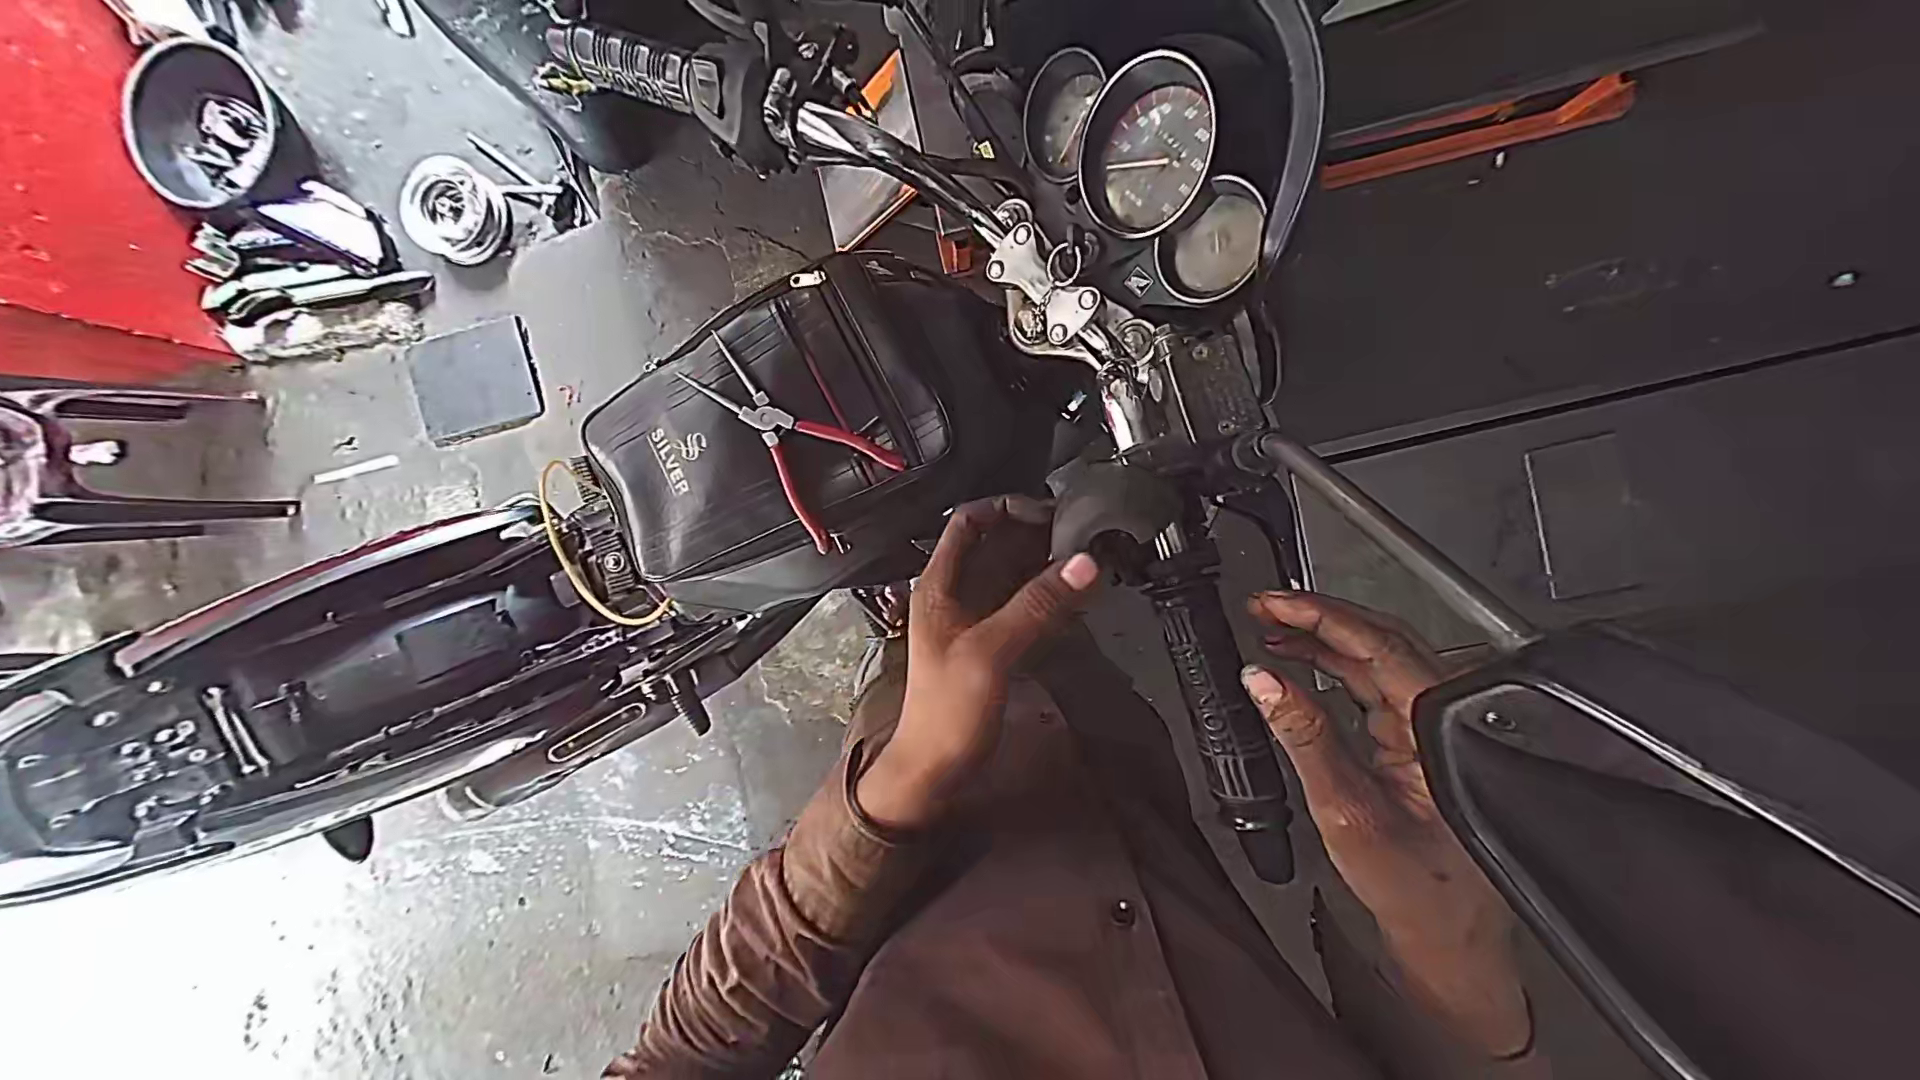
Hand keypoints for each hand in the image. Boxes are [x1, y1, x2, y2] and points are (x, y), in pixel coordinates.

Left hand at [856, 497, 1100, 830]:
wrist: (936, 769)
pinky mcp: (995, 642)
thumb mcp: (990, 652)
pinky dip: (1049, 593)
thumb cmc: (946, 713)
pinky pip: (1025, 604)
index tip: (1049, 512)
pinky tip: (1077, 595)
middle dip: (1036, 534)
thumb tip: (1082, 562)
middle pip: (997, 545)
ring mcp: (977, 618)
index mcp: (940, 586)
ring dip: (1047, 563)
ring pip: (1014, 574)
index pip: (967, 523)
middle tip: (1081, 534)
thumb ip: (1036, 606)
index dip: (1005, 507)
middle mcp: (957, 594)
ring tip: (1087, 557)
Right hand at [1241, 591, 1531, 1058]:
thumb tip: (1262, 680)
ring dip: (1321, 637)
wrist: (1446, 933)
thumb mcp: (1343, 809)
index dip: (1322, 616)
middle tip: (1265, 605)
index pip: (1381, 646)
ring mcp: (1431, 724)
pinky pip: (1371, 680)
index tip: (1276, 603)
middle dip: (1318, 615)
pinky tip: (1301, 658)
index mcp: (1440, 729)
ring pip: (1377, 656)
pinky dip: (1331, 663)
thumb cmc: (1415, 886)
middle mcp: (1444, 718)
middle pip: (1382, 639)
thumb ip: (1302, 736)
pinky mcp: (1415, 735)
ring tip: (1272, 626)